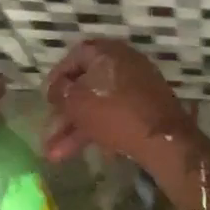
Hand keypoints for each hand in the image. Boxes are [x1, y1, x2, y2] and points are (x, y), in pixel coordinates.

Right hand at [43, 38, 191, 166]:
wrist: (164, 140)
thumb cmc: (115, 114)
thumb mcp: (77, 101)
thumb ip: (60, 91)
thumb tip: (56, 88)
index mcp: (108, 53)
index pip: (75, 56)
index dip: (57, 77)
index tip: (46, 97)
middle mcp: (124, 64)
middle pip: (86, 86)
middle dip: (64, 114)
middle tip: (48, 135)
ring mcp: (138, 88)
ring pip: (99, 106)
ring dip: (75, 129)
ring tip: (54, 155)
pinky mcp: (147, 110)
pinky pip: (115, 116)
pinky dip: (97, 131)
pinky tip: (82, 152)